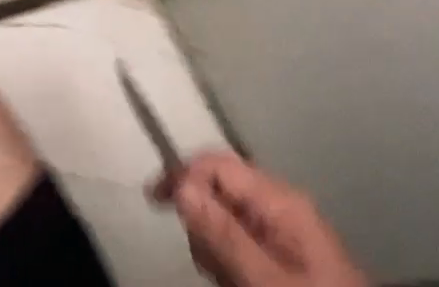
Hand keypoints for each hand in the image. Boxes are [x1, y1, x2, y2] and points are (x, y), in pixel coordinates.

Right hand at [150, 153, 367, 286]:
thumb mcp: (266, 278)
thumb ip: (224, 233)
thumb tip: (181, 186)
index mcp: (281, 199)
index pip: (218, 163)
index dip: (183, 174)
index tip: (155, 200)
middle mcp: (281, 204)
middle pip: (218, 187)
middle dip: (202, 221)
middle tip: (210, 264)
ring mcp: (283, 229)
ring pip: (225, 217)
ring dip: (214, 245)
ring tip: (229, 279)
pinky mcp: (283, 252)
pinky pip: (240, 240)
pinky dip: (229, 259)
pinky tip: (238, 280)